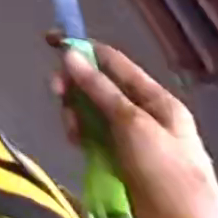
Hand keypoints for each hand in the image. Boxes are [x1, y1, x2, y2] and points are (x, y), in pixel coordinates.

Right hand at [56, 44, 217, 217]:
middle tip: (56, 93)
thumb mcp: (133, 125)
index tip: (49, 41)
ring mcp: (135, 141)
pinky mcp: (124, 163)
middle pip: (99, 85)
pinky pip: (95, 136)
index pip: (113, 61)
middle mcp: (146, 115)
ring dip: (76, 113)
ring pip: (93, 111)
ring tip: (72, 131)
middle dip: (75, 85)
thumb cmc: (168, 176)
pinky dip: (82, 135)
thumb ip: (99, 88)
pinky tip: (77, 144)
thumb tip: (69, 52)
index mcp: (157, 100)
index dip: (81, 48)